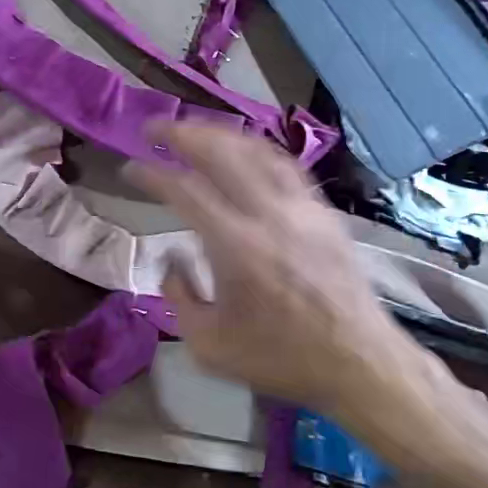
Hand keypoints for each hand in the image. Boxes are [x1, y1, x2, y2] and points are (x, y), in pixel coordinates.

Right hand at [125, 122, 435, 412]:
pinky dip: (257, 148)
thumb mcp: (210, 345)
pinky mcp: (322, 211)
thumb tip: (172, 260)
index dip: (152, 174)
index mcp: (236, 246)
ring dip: (219, 133)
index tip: (130, 167)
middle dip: (181, 133)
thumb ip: (178, 297)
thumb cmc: (281, 358)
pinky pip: (285, 165)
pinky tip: (245, 150)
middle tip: (153, 127)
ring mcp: (300, 207)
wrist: (358, 360)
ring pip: (256, 150)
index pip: (185, 191)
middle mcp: (268, 213)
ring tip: (193, 130)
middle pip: (221, 153)